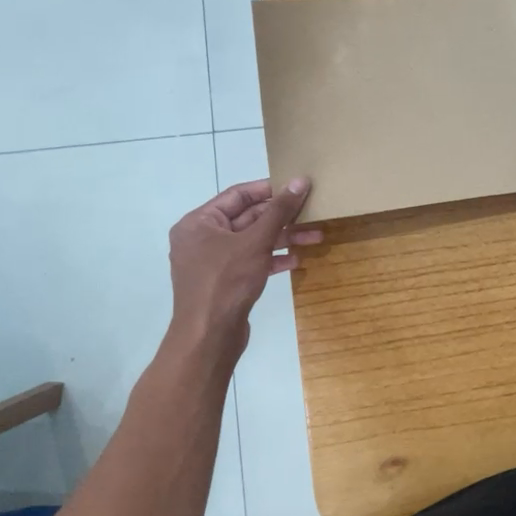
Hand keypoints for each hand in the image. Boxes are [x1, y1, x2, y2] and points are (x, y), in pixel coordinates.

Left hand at [168, 178, 320, 358]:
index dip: (271, 189)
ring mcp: (212, 261)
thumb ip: (279, 211)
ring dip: (284, 238)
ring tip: (316, 238)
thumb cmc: (227, 281)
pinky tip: (296, 261)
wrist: (208, 334)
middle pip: (248, 218)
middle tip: (314, 214)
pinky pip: (252, 260)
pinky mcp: (224, 280)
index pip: (239, 195)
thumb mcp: (256, 242)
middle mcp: (202, 238)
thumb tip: (300, 181)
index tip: (300, 188)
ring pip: (254, 240)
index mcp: (199, 223)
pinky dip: (273, 258)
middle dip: (283, 218)